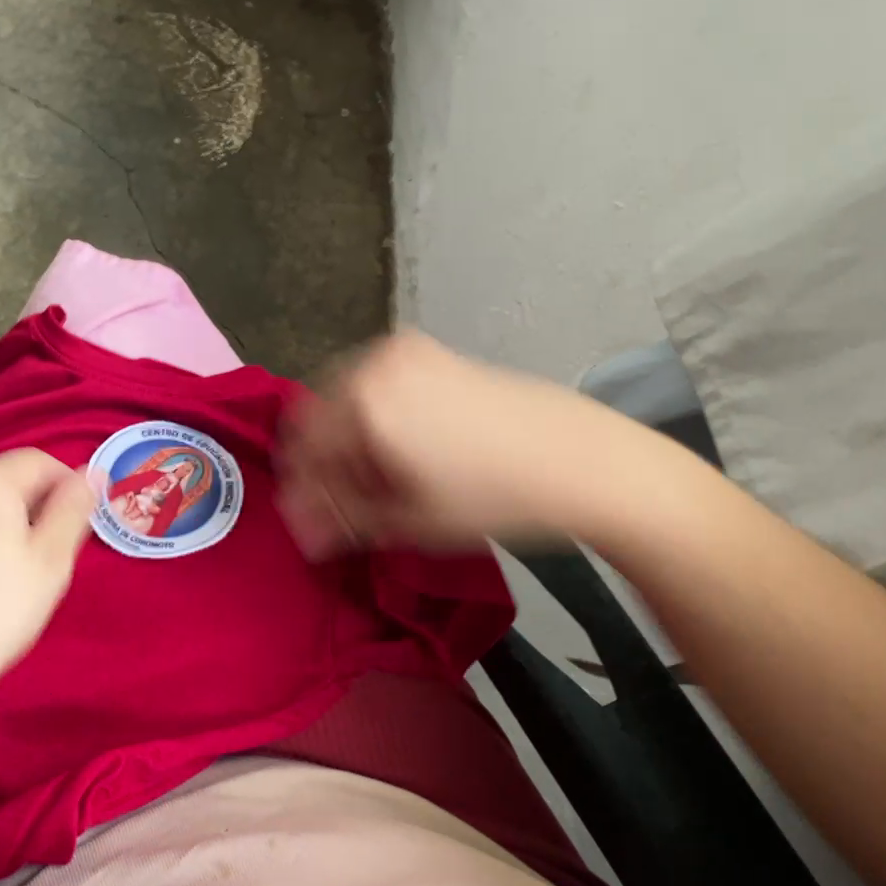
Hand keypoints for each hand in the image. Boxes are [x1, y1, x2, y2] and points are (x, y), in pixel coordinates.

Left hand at [0, 449, 94, 698]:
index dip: (68, 487)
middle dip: (35, 506)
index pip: (40, 461)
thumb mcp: (50, 560)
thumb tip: (91, 472)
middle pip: (6, 478)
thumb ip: (73, 508)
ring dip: (6, 523)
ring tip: (14, 574)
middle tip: (49, 558)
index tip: (79, 529)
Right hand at [277, 330, 672, 556]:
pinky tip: (401, 455)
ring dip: (350, 443)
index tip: (311, 524)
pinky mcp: (438, 356)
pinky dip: (377, 421)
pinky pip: (382, 388)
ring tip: (375, 485)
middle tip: (343, 507)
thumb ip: (341, 519)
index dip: (302, 489)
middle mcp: (377, 364)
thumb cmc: (491, 497)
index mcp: (363, 400)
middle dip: (325, 464)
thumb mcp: (407, 519)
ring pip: (351, 401)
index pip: (304, 446)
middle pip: (323, 418)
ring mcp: (409, 354)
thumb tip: (301, 532)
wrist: (584, 461)